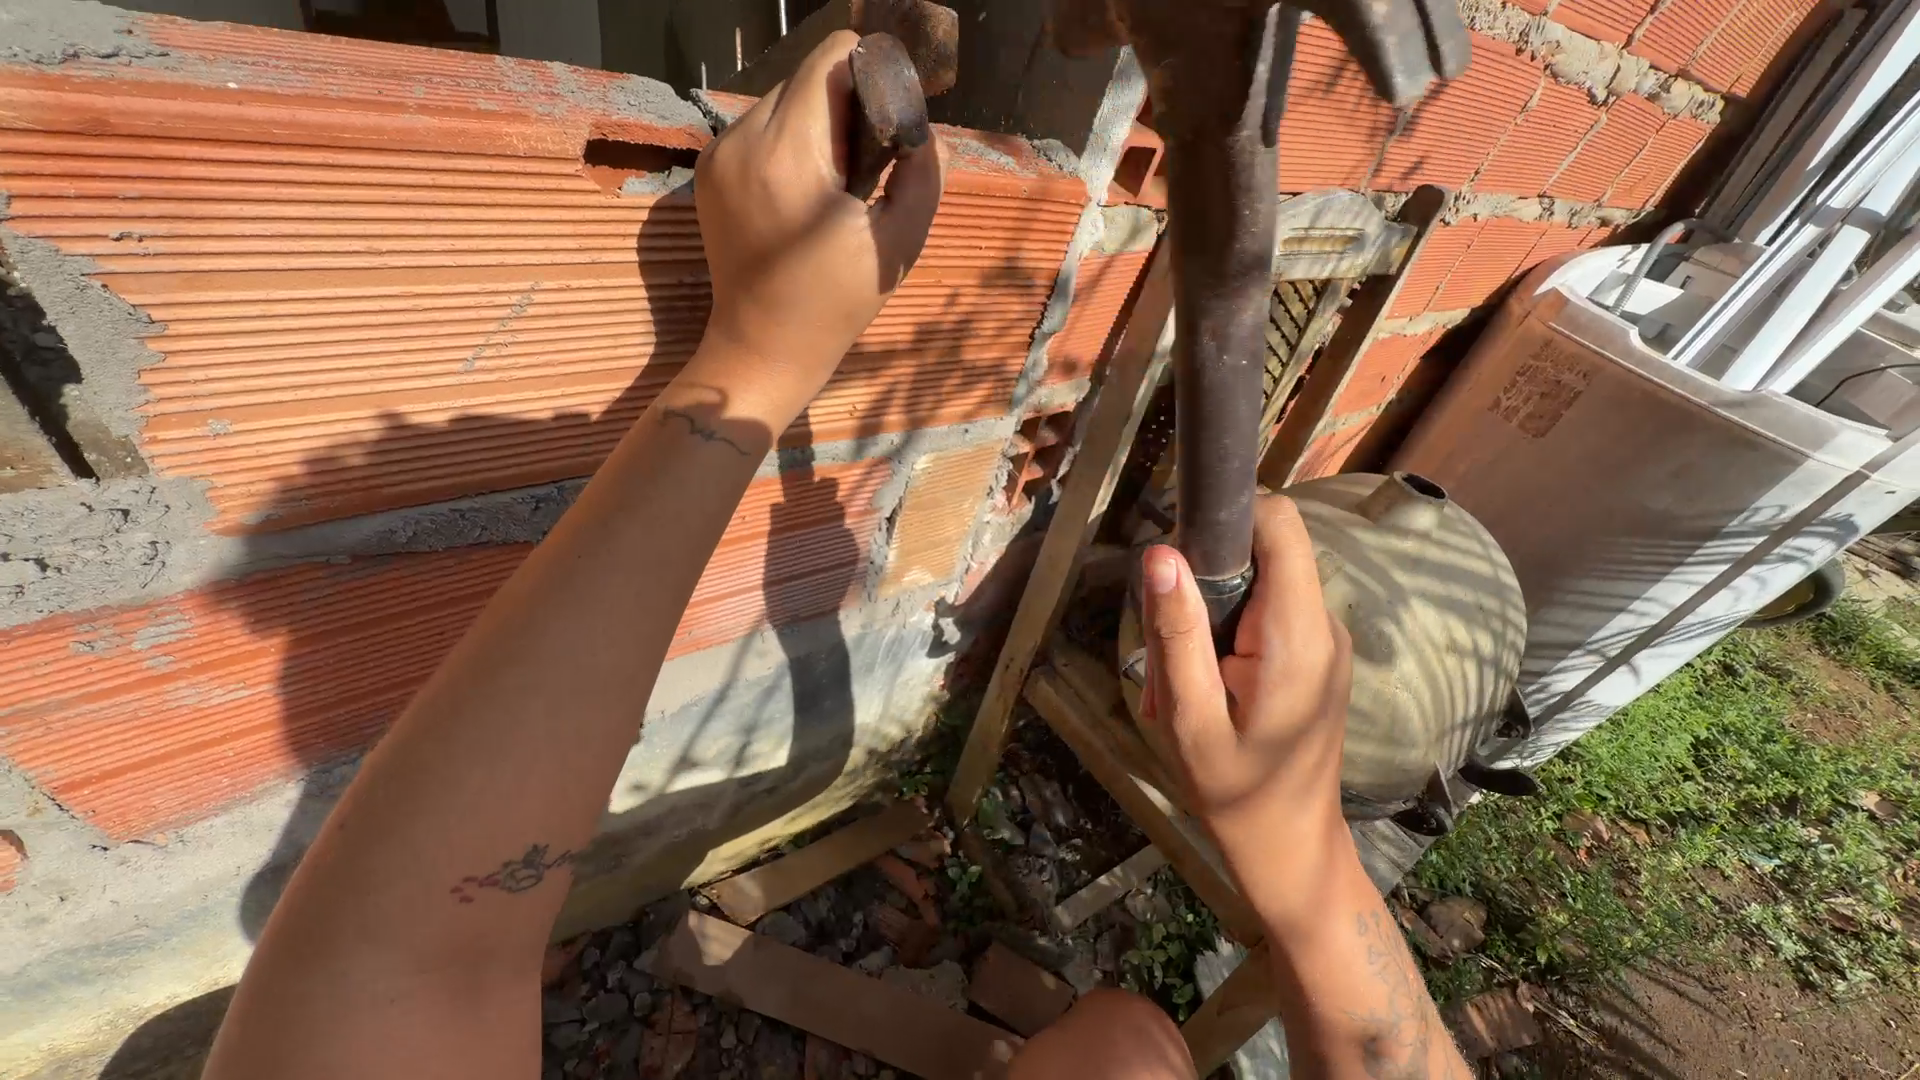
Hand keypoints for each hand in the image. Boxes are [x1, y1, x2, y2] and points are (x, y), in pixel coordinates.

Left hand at [692, 29, 945, 399]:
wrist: (763, 348)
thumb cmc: (836, 305)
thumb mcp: (897, 246)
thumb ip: (924, 177)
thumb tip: (924, 129)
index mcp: (787, 155)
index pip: (830, 59)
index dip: (872, 73)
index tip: (892, 117)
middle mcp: (741, 140)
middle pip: (806, 78)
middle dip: (847, 105)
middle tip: (869, 163)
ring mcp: (717, 154)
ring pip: (781, 102)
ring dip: (817, 126)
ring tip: (838, 184)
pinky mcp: (708, 171)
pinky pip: (758, 131)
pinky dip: (789, 146)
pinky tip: (806, 194)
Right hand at [1139, 496, 1354, 922]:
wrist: (1289, 849)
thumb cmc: (1235, 794)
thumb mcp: (1190, 718)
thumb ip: (1175, 633)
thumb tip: (1159, 552)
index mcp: (1298, 632)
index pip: (1277, 523)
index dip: (1224, 518)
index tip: (1175, 555)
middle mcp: (1322, 622)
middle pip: (1260, 549)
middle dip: (1201, 580)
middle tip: (1167, 649)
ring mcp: (1323, 637)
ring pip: (1256, 580)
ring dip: (1207, 613)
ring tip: (1181, 680)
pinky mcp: (1314, 651)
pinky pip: (1264, 610)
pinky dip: (1224, 634)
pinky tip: (1204, 686)